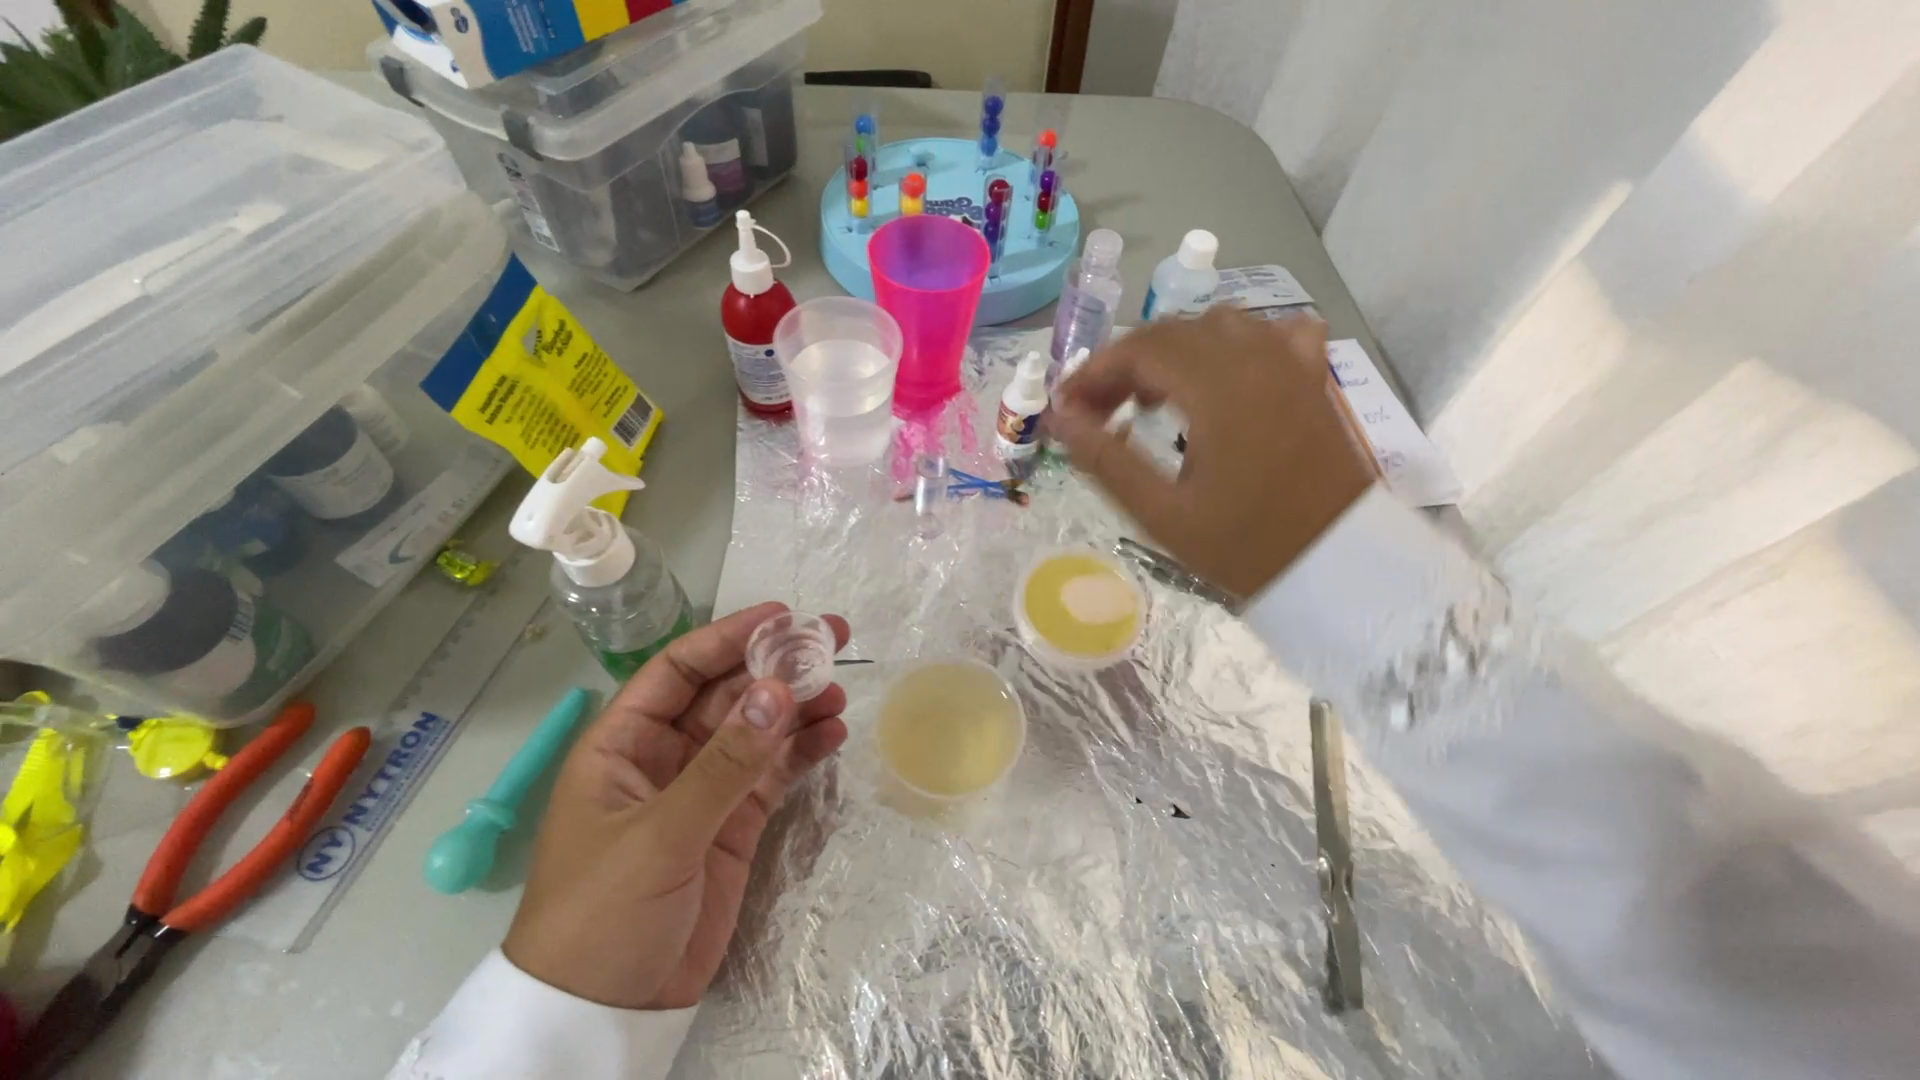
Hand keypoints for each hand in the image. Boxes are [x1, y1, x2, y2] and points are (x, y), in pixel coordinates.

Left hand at [504, 602, 849, 1009]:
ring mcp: (702, 792)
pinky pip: (771, 776)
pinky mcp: (733, 827)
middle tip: (832, 640)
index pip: (677, 672)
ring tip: (841, 691)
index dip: (726, 639)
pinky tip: (833, 735)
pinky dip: (801, 754)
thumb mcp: (662, 833)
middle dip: (775, 668)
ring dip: (796, 709)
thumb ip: (725, 762)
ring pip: (756, 733)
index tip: (780, 616)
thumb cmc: (605, 911)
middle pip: (726, 696)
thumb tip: (779, 691)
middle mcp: (663, 758)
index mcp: (622, 745)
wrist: (606, 1011)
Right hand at [1050, 308, 1374, 597]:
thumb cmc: (1247, 546)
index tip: (1067, 408)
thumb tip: (1059, 419)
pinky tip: (1224, 377)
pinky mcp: (1312, 376)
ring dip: (1174, 351)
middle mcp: (1255, 358)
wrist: (1340, 563)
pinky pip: (1270, 332)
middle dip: (1125, 365)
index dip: (1093, 373)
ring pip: (1218, 324)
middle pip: (1172, 332)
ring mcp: (1290, 362)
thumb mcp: (1164, 514)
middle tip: (1099, 413)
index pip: (1139, 350)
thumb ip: (1106, 460)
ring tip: (1154, 399)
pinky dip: (1235, 344)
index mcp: (1218, 389)